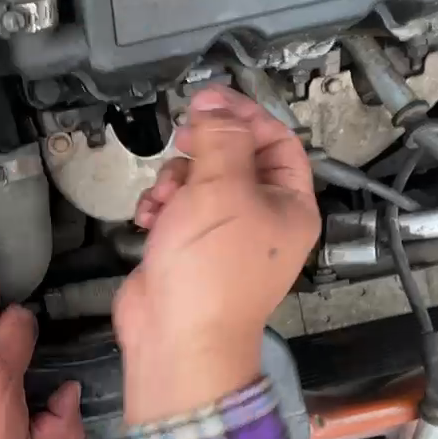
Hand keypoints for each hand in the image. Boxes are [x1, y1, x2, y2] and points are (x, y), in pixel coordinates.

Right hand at [116, 84, 319, 423]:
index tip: (207, 100)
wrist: (176, 338)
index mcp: (289, 204)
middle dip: (202, 148)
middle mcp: (260, 219)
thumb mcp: (222, 189)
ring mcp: (222, 237)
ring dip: (174, 180)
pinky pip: (176, 212)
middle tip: (180, 138)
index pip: (277, 141)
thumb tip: (215, 108)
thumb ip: (221, 139)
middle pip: (234, 159)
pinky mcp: (188, 251)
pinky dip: (160, 208)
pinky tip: (148, 218)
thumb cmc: (211, 271)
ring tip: (162, 197)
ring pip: (199, 183)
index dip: (243, 115)